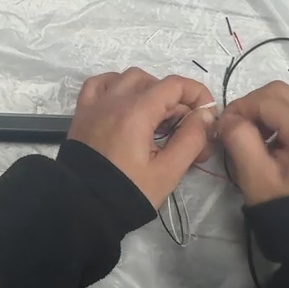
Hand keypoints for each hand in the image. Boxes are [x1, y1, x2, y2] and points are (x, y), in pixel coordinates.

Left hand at [69, 68, 216, 208]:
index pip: (175, 85)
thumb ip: (190, 140)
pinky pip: (99, 84)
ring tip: (156, 119)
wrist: (82, 208)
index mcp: (136, 112)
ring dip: (148, 90)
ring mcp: (95, 104)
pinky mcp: (82, 114)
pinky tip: (124, 103)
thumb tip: (205, 115)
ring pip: (128, 79)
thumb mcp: (167, 172)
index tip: (206, 115)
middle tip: (183, 130)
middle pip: (154, 82)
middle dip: (175, 101)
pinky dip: (116, 86)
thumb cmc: (127, 192)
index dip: (197, 95)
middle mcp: (114, 100)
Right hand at [217, 81, 288, 205]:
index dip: (240, 107)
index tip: (223, 126)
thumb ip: (239, 139)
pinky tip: (273, 144)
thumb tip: (228, 117)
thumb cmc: (286, 209)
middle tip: (236, 129)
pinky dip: (283, 121)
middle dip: (253, 106)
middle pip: (282, 92)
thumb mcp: (255, 176)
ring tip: (254, 139)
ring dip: (268, 113)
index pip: (268, 99)